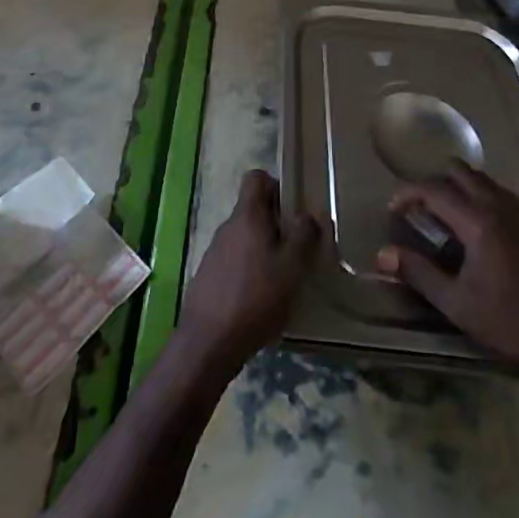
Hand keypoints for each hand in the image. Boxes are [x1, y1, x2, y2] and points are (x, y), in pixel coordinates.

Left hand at [181, 170, 319, 366]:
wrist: (210, 339)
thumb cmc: (256, 297)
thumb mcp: (292, 267)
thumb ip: (304, 236)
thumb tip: (308, 214)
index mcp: (246, 216)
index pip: (256, 178)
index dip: (277, 186)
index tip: (296, 209)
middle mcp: (227, 226)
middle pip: (254, 209)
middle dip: (278, 223)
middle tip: (301, 248)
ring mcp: (215, 250)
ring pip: (246, 236)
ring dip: (266, 247)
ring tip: (287, 275)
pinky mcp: (210, 273)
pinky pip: (237, 258)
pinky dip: (253, 267)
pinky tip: (265, 295)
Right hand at [375, 163, 518, 377]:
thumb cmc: (511, 322)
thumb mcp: (456, 303)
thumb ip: (418, 273)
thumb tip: (382, 254)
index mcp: (480, 223)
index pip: (435, 190)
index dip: (408, 193)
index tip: (393, 209)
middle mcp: (501, 209)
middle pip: (461, 173)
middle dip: (434, 182)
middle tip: (419, 207)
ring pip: (484, 181)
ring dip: (459, 187)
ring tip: (444, 214)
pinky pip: (502, 195)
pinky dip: (481, 197)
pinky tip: (477, 226)